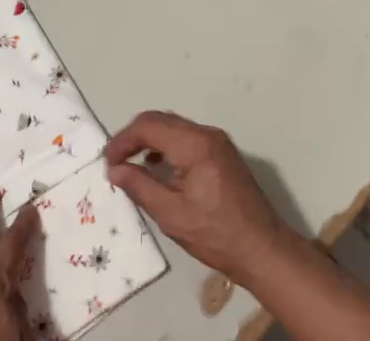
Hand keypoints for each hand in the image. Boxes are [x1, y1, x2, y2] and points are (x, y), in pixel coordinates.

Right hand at [103, 111, 294, 280]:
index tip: (107, 162)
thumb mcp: (171, 215)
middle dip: (134, 137)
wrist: (262, 249)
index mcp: (194, 145)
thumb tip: (115, 169)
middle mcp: (207, 134)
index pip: (149, 126)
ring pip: (174, 127)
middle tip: (115, 161)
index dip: (123, 140)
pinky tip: (159, 167)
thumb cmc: (215, 234)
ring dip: (151, 140)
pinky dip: (168, 146)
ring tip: (131, 164)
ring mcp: (218, 142)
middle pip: (161, 121)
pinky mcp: (223, 153)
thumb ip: (140, 186)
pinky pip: (188, 138)